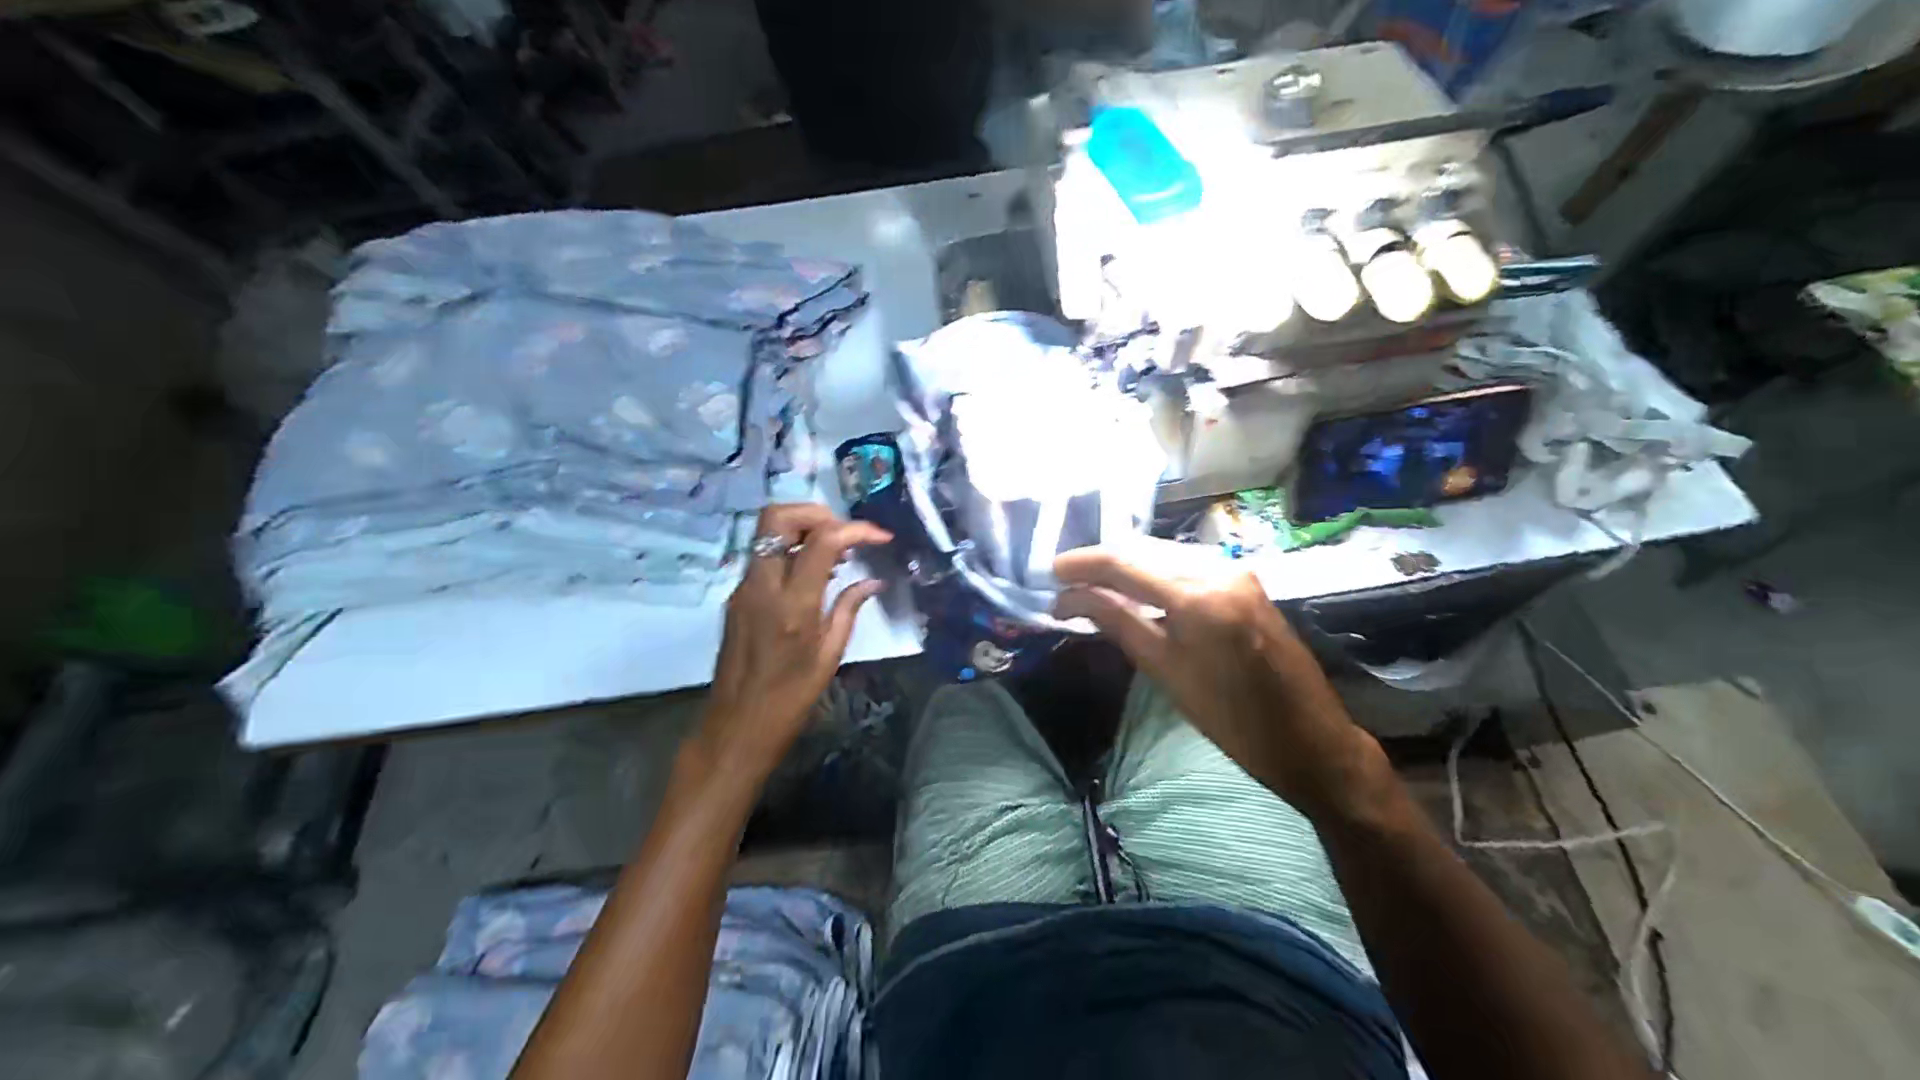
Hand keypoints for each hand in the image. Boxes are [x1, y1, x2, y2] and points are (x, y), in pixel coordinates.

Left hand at [700, 504, 891, 781]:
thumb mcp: (829, 655)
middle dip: (816, 512)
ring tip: (836, 553)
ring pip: (766, 531)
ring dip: (803, 528)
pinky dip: (791, 550)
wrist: (736, 726)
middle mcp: (762, 586)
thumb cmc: (790, 699)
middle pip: (778, 516)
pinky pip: (764, 555)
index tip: (880, 538)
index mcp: (793, 604)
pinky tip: (813, 574)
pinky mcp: (736, 596)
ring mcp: (743, 588)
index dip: (856, 529)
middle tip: (845, 534)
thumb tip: (874, 581)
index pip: (822, 540)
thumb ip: (849, 608)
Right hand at [1052, 549, 1376, 815]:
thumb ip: (1118, 622)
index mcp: (1198, 595)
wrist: (1312, 741)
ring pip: (1164, 552)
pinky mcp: (1245, 582)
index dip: (1082, 564)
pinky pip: (1186, 564)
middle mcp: (1218, 569)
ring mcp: (1236, 572)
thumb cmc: (1233, 721)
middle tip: (1064, 581)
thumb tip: (1069, 598)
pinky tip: (1133, 588)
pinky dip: (1153, 571)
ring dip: (1125, 564)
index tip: (1049, 574)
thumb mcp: (1166, 673)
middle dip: (1100, 561)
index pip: (1124, 562)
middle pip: (1143, 548)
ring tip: (1090, 585)